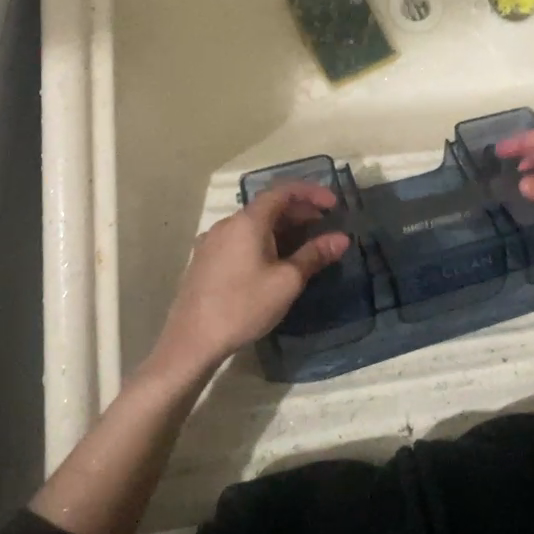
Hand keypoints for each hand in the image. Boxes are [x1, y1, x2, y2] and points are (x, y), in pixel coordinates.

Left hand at [152, 182, 350, 373]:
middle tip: (324, 226)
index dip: (311, 193)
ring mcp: (211, 242)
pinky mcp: (204, 260)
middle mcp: (227, 224)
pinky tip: (272, 262)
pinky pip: (240, 239)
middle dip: (299, 212)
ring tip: (303, 245)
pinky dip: (262, 240)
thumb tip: (341, 238)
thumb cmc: (243, 307)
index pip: (283, 191)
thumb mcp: (287, 282)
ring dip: (281, 228)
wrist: (191, 342)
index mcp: (248, 221)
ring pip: (253, 224)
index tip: (334, 205)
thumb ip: (314, 255)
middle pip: (268, 206)